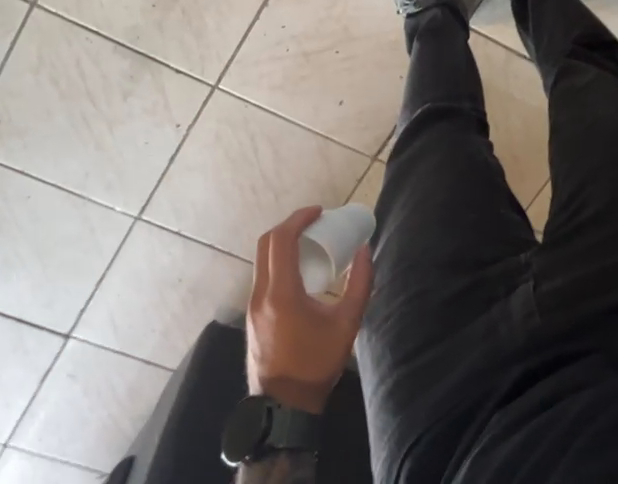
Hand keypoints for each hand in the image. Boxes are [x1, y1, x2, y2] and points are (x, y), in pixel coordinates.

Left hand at [245, 207, 373, 412]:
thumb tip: (365, 250)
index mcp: (281, 293)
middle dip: (290, 225)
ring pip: (261, 260)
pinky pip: (262, 275)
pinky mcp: (253, 315)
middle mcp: (260, 294)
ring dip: (282, 243)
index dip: (299, 218)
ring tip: (310, 242)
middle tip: (315, 221)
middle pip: (266, 243)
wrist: (284, 406)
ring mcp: (252, 305)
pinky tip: (300, 269)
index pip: (281, 240)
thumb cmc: (316, 363)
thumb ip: (360, 284)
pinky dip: (279, 261)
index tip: (320, 211)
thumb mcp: (347, 323)